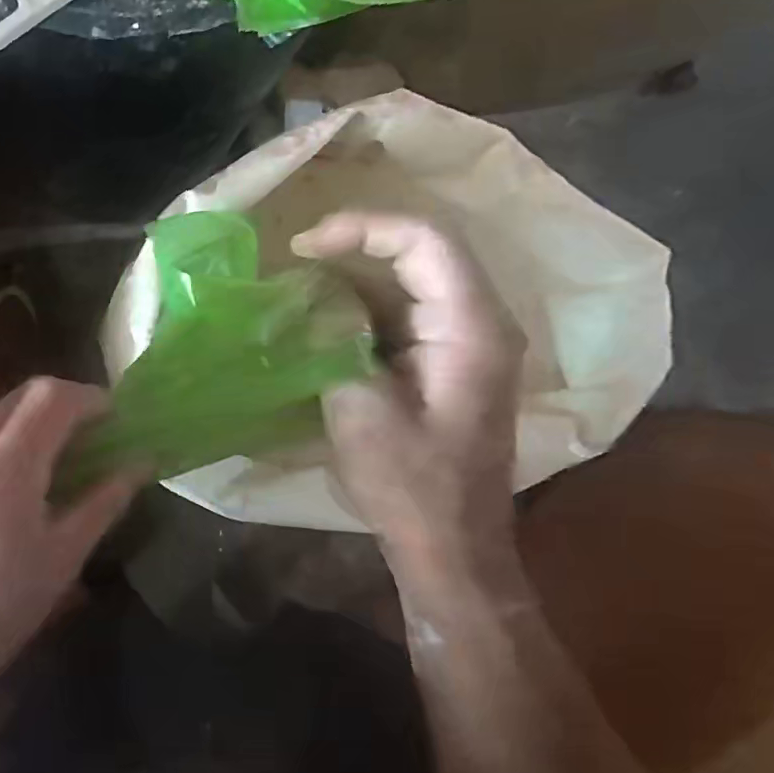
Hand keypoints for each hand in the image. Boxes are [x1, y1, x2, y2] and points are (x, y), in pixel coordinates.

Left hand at [0, 378, 140, 716]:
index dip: (91, 398)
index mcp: (0, 468)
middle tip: (97, 432)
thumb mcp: (63, 556)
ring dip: (37, 418)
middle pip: (24, 395)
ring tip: (66, 452)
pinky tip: (26, 469)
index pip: (51, 397)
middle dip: (66, 403)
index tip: (117, 417)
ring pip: (0, 410)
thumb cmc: (0, 607)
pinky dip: (11, 435)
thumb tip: (140, 464)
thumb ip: (104, 500)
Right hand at [293, 213, 524, 567]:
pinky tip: (321, 315)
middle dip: (355, 244)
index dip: (362, 229)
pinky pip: (403, 310)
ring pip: (411, 278)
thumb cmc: (409, 484)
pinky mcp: (444, 360)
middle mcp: (478, 322)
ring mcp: (464, 341)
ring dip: (354, 273)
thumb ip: (335, 343)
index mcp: (469, 329)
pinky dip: (360, 303)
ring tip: (299, 282)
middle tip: (295, 258)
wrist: (449, 543)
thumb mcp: (360, 412)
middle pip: (423, 251)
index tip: (303, 246)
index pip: (425, 242)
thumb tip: (312, 298)